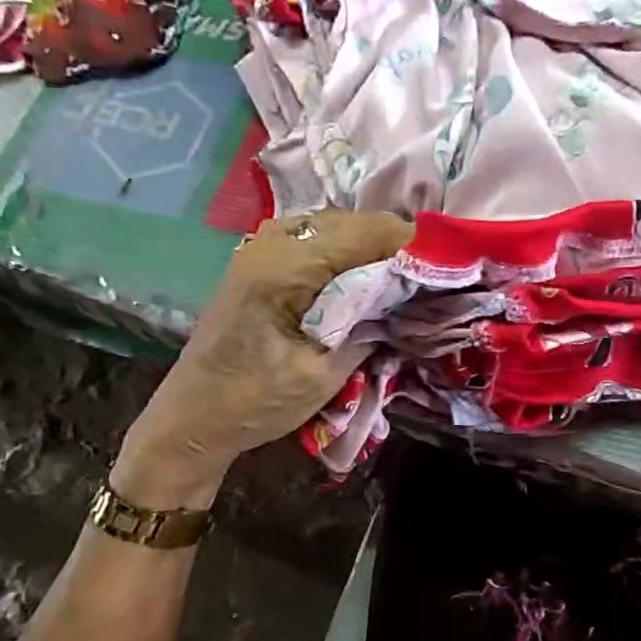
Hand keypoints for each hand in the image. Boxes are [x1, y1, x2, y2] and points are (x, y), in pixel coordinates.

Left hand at [110, 211, 413, 509]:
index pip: (368, 232)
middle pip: (353, 223)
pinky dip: (345, 256)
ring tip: (400, 283)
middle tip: (428, 281)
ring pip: (335, 229)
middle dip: (395, 247)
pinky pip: (315, 242)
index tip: (447, 271)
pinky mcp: (258, 262)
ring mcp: (261, 247)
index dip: (414, 247)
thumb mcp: (321, 373)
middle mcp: (272, 241)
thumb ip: (368, 329)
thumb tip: (407, 302)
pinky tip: (360, 283)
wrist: (193, 417)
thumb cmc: (254, 402)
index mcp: (286, 265)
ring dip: (370, 250)